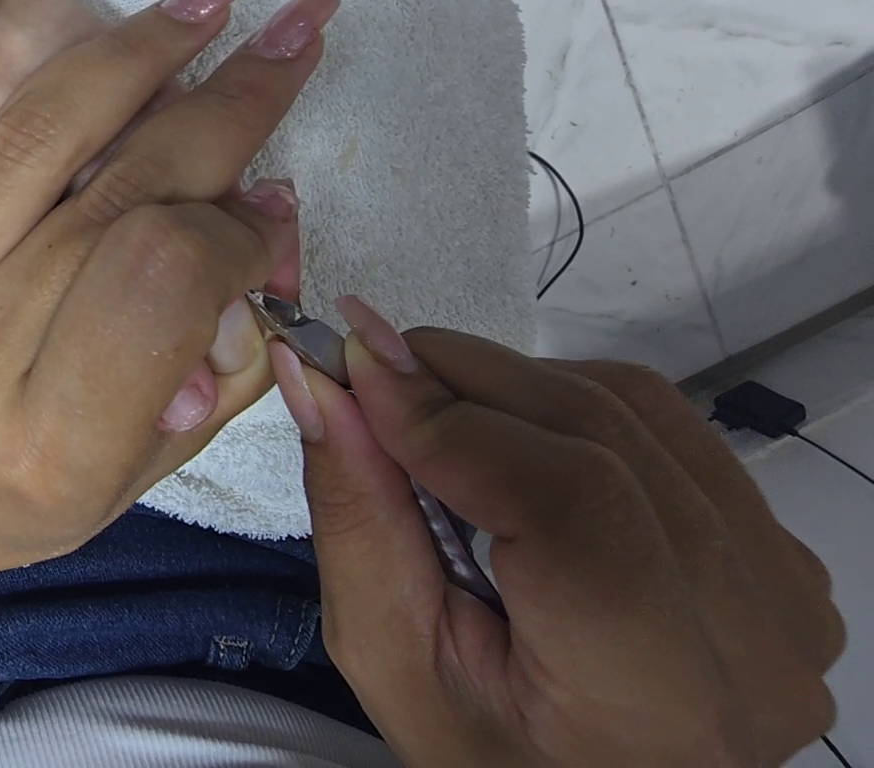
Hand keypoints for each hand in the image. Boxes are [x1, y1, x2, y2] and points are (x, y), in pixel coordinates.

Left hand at [0, 0, 338, 581]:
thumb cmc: (27, 497)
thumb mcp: (143, 472)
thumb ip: (221, 357)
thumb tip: (268, 209)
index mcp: (50, 435)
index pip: (167, 273)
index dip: (236, 221)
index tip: (263, 201)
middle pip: (114, 193)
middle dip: (222, 106)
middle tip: (295, 32)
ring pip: (33, 136)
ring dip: (133, 50)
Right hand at [277, 301, 844, 765]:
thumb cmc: (469, 734)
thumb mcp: (379, 644)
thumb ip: (352, 509)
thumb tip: (315, 381)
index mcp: (649, 696)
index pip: (568, 502)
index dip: (447, 416)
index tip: (347, 366)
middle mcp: (755, 638)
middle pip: (597, 433)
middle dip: (453, 374)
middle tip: (359, 368)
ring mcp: (783, 585)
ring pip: (626, 404)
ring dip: (496, 379)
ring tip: (418, 408)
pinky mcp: (776, 545)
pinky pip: (656, 418)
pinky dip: (547, 396)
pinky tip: (494, 434)